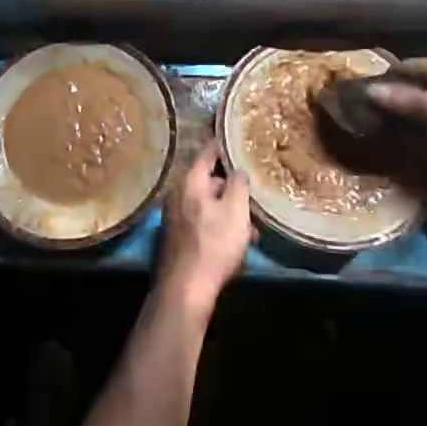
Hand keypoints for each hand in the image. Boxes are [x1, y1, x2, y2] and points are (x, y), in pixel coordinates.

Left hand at [157, 140, 251, 305]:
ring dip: (228, 212)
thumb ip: (238, 184)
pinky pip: (201, 220)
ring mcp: (173, 215)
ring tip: (250, 231)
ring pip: (207, 204)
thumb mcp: (236, 210)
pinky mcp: (176, 235)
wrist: (186, 287)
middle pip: (208, 181)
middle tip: (252, 197)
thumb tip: (237, 170)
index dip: (222, 145)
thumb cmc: (214, 244)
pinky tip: (234, 244)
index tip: (234, 138)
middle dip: (231, 189)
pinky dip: (217, 225)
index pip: (207, 153)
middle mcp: (177, 193)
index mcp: (190, 181)